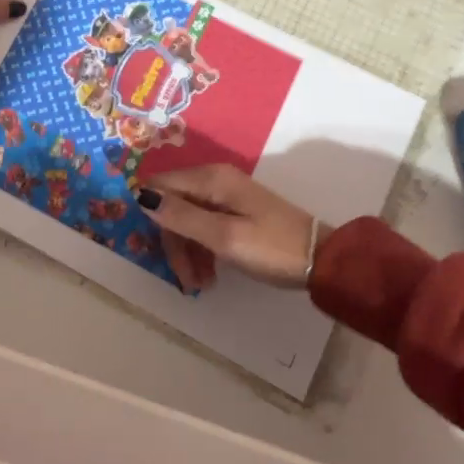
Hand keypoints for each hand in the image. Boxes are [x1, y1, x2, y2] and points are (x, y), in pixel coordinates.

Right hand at [135, 164, 325, 291]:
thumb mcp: (224, 237)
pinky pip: (205, 225)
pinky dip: (202, 249)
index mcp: (211, 179)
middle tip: (185, 278)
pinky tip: (210, 275)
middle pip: (173, 205)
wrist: (323, 262)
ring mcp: (227, 196)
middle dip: (173, 241)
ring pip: (188, 219)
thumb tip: (140, 195)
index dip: (150, 213)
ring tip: (199, 284)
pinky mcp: (237, 212)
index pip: (160, 185)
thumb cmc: (272, 248)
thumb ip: (182, 217)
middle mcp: (215, 180)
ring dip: (187, 251)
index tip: (152, 248)